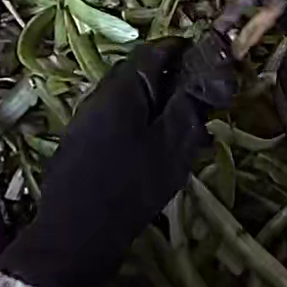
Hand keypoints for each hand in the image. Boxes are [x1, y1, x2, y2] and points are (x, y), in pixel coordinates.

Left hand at [0, 37, 235, 286]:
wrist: (74, 237)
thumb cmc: (131, 185)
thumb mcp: (174, 143)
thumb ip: (191, 103)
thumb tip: (212, 72)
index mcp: (122, 88)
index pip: (157, 49)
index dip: (187, 50)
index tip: (212, 64)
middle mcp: (99, 95)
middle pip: (142, 71)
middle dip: (175, 78)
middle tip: (203, 98)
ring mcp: (87, 119)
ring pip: (131, 97)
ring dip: (159, 103)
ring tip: (185, 127)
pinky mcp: (82, 142)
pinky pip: (119, 118)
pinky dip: (143, 122)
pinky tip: (157, 149)